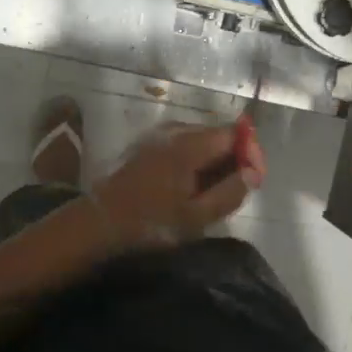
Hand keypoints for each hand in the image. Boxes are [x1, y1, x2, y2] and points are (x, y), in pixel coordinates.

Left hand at [93, 121, 266, 243]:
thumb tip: (252, 173)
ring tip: (212, 193)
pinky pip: (181, 145)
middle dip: (232, 159)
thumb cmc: (150, 222)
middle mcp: (174, 130)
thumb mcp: (196, 216)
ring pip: (199, 141)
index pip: (234, 133)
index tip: (254, 180)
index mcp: (189, 143)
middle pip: (217, 134)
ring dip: (212, 162)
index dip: (250, 153)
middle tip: (235, 191)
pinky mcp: (145, 145)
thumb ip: (229, 192)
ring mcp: (157, 135)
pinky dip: (192, 162)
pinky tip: (188, 187)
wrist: (98, 222)